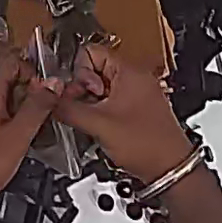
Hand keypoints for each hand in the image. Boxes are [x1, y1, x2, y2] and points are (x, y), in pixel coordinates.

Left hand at [0, 56, 61, 222]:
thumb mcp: (18, 137)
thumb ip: (37, 107)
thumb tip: (53, 85)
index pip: (13, 61)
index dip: (33, 73)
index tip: (45, 92)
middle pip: (6, 77)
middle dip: (26, 92)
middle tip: (37, 114)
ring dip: (15, 106)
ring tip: (23, 130)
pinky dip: (1, 117)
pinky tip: (7, 140)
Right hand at [55, 42, 194, 181]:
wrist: (170, 171)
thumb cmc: (147, 145)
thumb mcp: (100, 125)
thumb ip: (71, 109)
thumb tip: (51, 100)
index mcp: (128, 70)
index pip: (90, 52)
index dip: (80, 73)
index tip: (83, 93)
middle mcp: (133, 76)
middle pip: (93, 69)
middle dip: (83, 90)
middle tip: (87, 110)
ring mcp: (136, 92)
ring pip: (99, 87)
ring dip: (91, 103)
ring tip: (97, 122)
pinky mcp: (136, 107)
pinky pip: (109, 100)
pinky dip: (100, 111)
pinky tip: (103, 127)